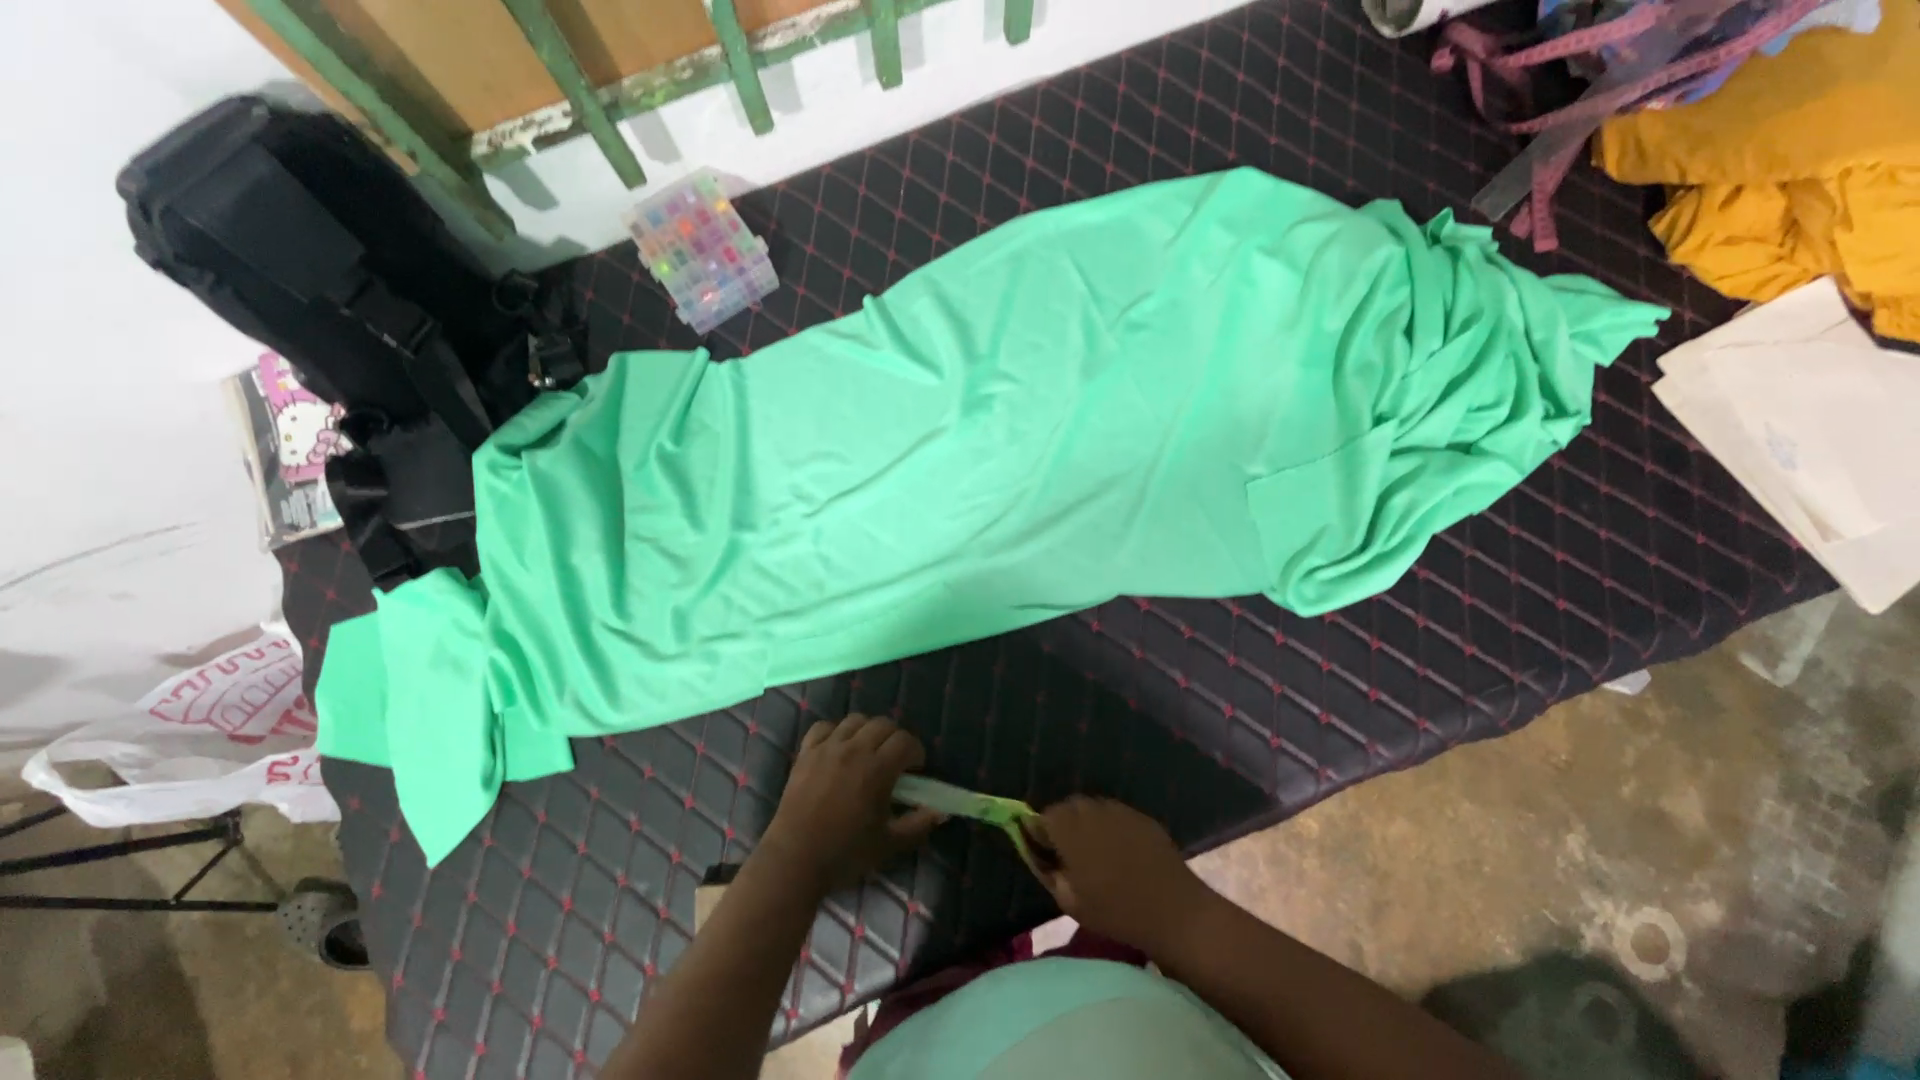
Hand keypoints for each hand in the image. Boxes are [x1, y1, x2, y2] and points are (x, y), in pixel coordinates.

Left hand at [757, 714, 942, 890]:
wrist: (795, 860)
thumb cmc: (845, 854)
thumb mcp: (890, 844)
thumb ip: (919, 824)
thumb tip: (941, 812)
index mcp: (877, 769)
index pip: (906, 741)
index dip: (916, 752)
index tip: (915, 769)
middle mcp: (853, 750)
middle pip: (883, 724)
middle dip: (896, 738)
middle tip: (896, 761)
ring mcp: (826, 749)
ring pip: (855, 720)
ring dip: (868, 731)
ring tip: (868, 752)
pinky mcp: (805, 754)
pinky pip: (824, 728)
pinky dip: (836, 732)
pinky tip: (839, 748)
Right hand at [1027, 796, 1216, 955]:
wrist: (1175, 912)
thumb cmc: (1117, 913)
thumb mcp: (1070, 902)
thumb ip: (1048, 872)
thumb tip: (1039, 856)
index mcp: (1071, 830)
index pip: (1043, 816)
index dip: (1041, 833)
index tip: (1046, 854)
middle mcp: (1094, 811)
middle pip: (1068, 806)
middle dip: (1063, 824)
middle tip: (1069, 854)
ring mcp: (1121, 811)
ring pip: (1094, 808)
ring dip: (1088, 823)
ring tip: (1095, 852)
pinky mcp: (1143, 817)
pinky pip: (1117, 814)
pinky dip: (1111, 826)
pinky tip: (1120, 851)